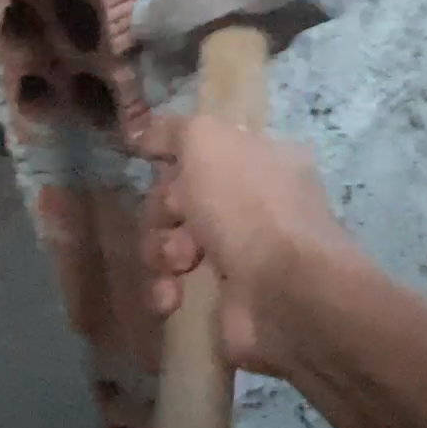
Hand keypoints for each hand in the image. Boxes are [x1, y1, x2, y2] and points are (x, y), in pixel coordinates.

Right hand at [142, 116, 356, 375]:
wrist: (285, 294)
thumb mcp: (206, 142)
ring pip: (169, 243)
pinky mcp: (223, 297)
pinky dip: (166, 290)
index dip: (173, 162)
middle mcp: (252, 204)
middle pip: (177, 199)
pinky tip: (172, 297)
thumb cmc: (247, 208)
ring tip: (178, 266)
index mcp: (259, 160)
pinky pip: (174, 285)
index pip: (199, 152)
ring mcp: (239, 253)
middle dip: (163, 213)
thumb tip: (141, 132)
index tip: (158, 169)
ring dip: (161, 254)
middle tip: (176, 222)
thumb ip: (173, 130)